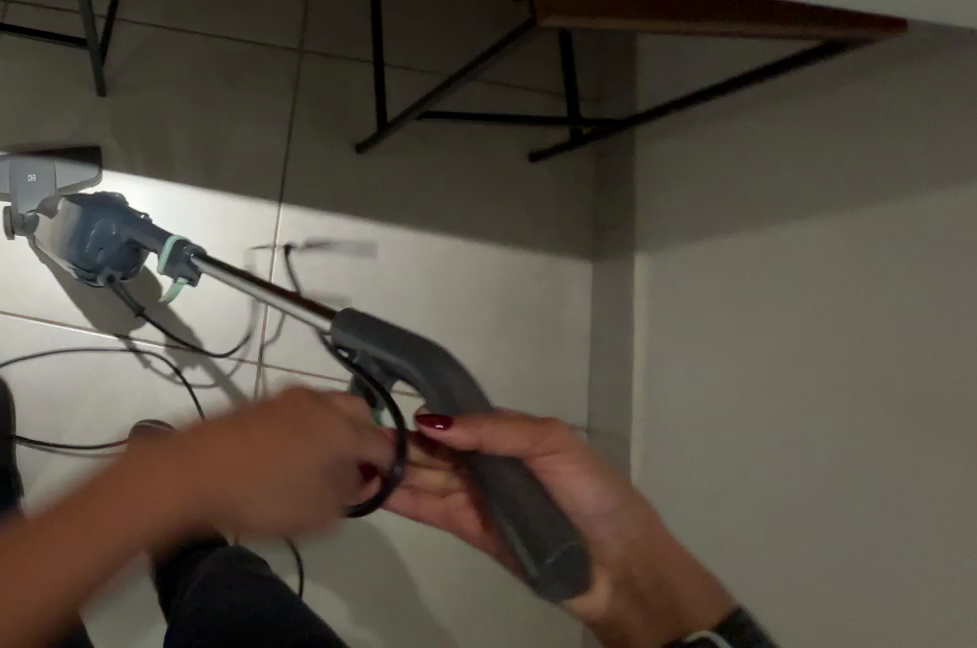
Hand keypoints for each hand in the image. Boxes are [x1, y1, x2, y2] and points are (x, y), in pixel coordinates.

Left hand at [131, 388, 391, 539]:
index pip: (383, 443)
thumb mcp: (321, 510)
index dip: (389, 468)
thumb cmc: (264, 495)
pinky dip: (310, 427)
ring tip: (323, 467)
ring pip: (328, 407)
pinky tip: (294, 457)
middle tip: (354, 473)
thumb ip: (351, 492)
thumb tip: (360, 477)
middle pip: (358, 412)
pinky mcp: (262, 401)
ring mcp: (287, 397)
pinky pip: (302, 410)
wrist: (196, 470)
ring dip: (336, 429)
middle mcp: (318, 402)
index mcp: (341, 426)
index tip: (382, 488)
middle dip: (364, 438)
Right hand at [385, 410, 733, 647]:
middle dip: (394, 438)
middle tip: (352, 434)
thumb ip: (494, 429)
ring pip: (422, 475)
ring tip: (349, 459)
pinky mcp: (468, 529)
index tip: (380, 402)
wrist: (626, 573)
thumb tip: (430, 421)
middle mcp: (483, 461)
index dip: (419, 410)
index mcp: (504, 434)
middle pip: (430, 446)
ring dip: (388, 467)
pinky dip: (399, 499)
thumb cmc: (594, 496)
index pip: (451, 416)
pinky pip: (428, 508)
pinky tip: (369, 489)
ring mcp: (474, 495)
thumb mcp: (554, 444)